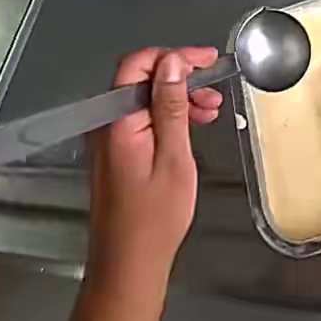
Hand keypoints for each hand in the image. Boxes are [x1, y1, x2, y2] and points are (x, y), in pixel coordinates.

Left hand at [87, 46, 222, 291]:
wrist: (128, 264)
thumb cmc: (155, 217)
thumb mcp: (173, 157)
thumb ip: (170, 106)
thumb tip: (172, 62)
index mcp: (116, 118)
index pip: (138, 64)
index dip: (173, 56)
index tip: (207, 60)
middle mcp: (106, 121)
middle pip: (140, 78)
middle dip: (179, 76)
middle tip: (214, 87)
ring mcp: (108, 136)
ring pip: (143, 97)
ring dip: (176, 97)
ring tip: (211, 109)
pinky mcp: (115, 150)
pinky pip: (140, 118)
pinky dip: (166, 115)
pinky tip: (192, 124)